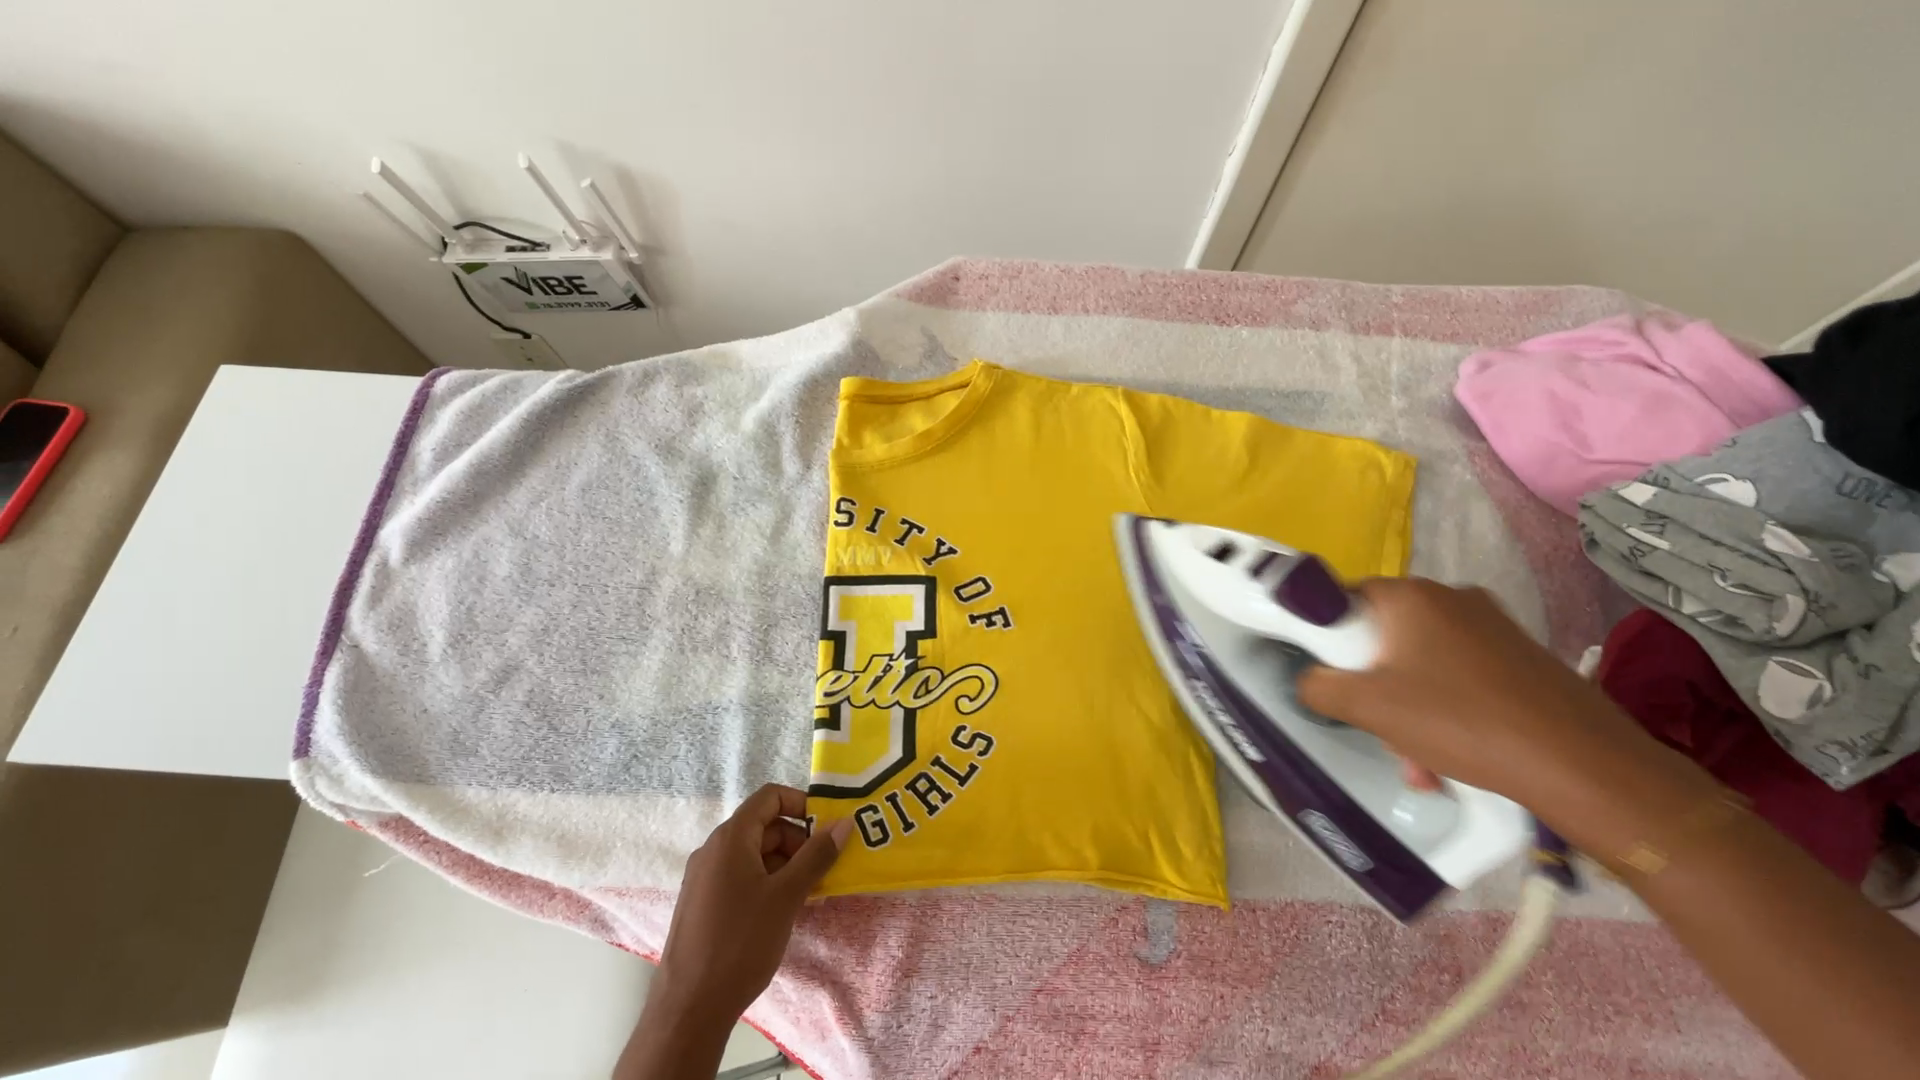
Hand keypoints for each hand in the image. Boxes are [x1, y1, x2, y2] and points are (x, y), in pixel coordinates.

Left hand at [615, 784, 852, 1078]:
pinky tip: (785, 910)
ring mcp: (705, 878)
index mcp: (730, 838)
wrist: (690, 1006)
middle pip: (764, 826)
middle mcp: (713, 850)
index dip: (802, 803)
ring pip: (754, 854)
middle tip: (825, 869)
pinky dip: (768, 882)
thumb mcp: (787, 896)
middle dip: (799, 841)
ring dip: (786, 865)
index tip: (828, 828)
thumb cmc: (741, 942)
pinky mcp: (703, 903)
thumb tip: (844, 823)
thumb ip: (817, 855)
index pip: (769, 797)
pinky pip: (741, 876)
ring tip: (811, 894)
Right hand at [1295, 577, 1667, 817]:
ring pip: (1422, 665)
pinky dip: (1446, 714)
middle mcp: (1453, 598)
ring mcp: (1493, 628)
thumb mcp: (1368, 707)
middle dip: (1374, 688)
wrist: (1580, 764)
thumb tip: (1312, 680)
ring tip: (1419, 764)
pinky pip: (1460, 679)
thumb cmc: (1460, 721)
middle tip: (1378, 729)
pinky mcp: (1521, 659)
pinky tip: (1451, 760)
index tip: (1333, 678)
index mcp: (1412, 596)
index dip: (1330, 638)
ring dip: (1408, 712)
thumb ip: (1320, 686)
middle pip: (1385, 637)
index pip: (1346, 599)